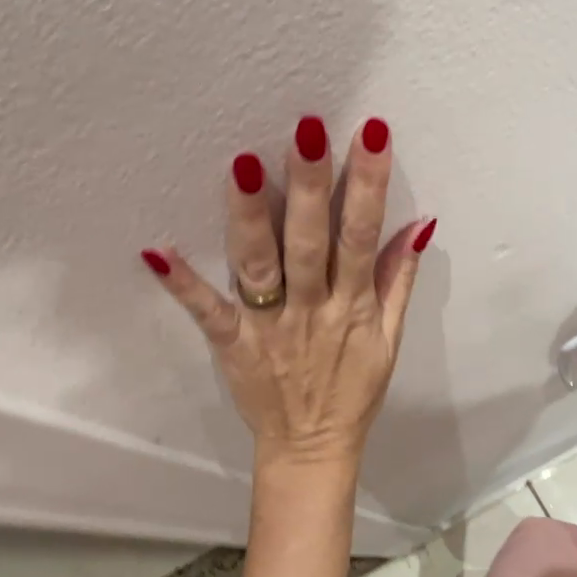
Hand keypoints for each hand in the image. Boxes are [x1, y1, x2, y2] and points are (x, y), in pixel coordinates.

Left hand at [145, 116, 435, 471]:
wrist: (314, 448)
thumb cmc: (354, 392)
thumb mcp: (390, 341)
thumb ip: (400, 282)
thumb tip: (419, 226)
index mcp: (353, 306)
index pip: (363, 238)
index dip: (368, 186)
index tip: (371, 135)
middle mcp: (313, 309)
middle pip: (312, 243)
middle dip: (311, 186)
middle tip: (306, 129)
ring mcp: (271, 327)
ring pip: (261, 267)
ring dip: (251, 218)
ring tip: (243, 166)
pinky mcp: (234, 346)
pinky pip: (208, 314)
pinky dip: (184, 286)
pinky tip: (157, 253)